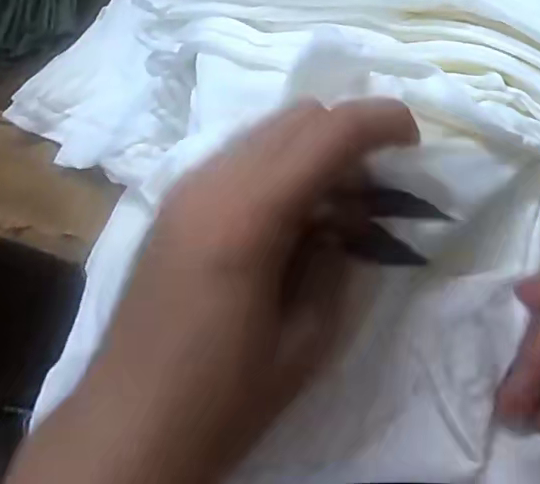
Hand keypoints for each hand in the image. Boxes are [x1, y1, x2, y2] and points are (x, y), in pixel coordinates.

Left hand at [10, 99, 419, 483]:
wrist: (125, 424)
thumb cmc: (223, 397)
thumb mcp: (305, 339)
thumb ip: (336, 259)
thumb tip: (343, 215)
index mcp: (248, 214)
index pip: (328, 132)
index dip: (380, 120)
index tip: (414, 138)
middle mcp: (214, 179)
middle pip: (300, 116)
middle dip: (349, 134)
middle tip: (374, 189)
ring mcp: (189, 182)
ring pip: (270, 127)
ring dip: (313, 145)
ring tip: (332, 203)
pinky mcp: (176, 195)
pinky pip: (243, 151)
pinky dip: (280, 160)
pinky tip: (287, 213)